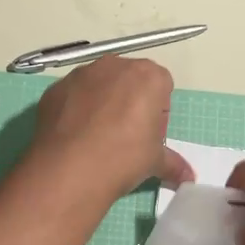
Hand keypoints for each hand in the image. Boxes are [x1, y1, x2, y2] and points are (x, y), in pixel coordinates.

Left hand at [27, 56, 189, 196]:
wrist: (68, 169)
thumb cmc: (123, 158)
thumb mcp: (154, 162)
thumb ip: (173, 164)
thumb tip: (188, 178)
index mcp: (148, 76)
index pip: (162, 86)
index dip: (158, 111)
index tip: (149, 134)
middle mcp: (115, 66)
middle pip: (130, 80)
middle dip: (131, 102)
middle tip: (125, 136)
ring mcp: (81, 74)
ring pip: (100, 84)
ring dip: (102, 103)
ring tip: (96, 137)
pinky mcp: (56, 88)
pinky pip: (73, 95)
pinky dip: (76, 109)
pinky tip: (74, 136)